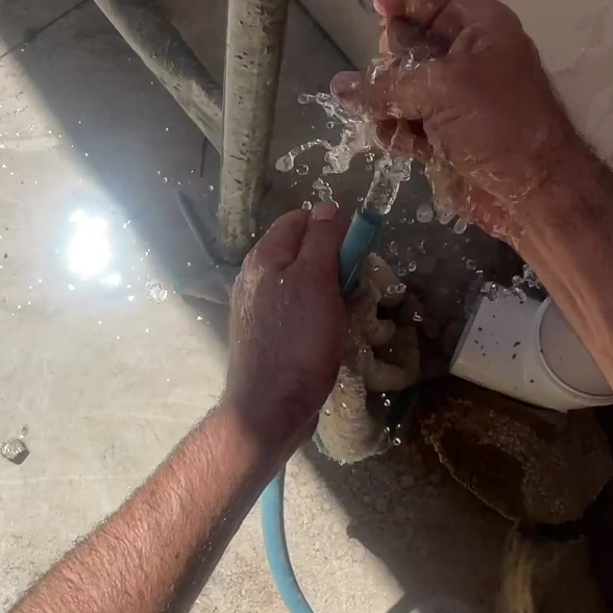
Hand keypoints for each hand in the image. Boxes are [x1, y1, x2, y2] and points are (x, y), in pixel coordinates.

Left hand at [222, 203, 349, 456]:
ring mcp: (258, 311)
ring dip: (330, 293)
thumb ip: (322, 239)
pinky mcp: (267, 338)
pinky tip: (331, 334)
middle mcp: (254, 279)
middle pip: (301, 253)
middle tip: (356, 285)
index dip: (332, 227)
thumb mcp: (315, 280)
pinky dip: (318, 317)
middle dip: (334, 263)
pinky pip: (298, 313)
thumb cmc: (297, 341)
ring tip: (348, 312)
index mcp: (263, 258)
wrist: (271, 406)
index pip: (300, 220)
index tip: (357, 251)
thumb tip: (329, 206)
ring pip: (301, 285)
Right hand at [329, 0, 592, 248]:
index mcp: (478, 28)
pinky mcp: (442, 137)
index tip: (374, 2)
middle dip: (390, 58)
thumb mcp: (443, 90)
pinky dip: (394, 132)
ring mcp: (451, 101)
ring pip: (399, 88)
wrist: (531, 192)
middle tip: (392, 77)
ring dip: (386, 101)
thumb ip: (388, 86)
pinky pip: (403, 125)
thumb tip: (340, 87)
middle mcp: (464, 58)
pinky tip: (396, 140)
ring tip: (386, 116)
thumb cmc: (499, 125)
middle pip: (407, 42)